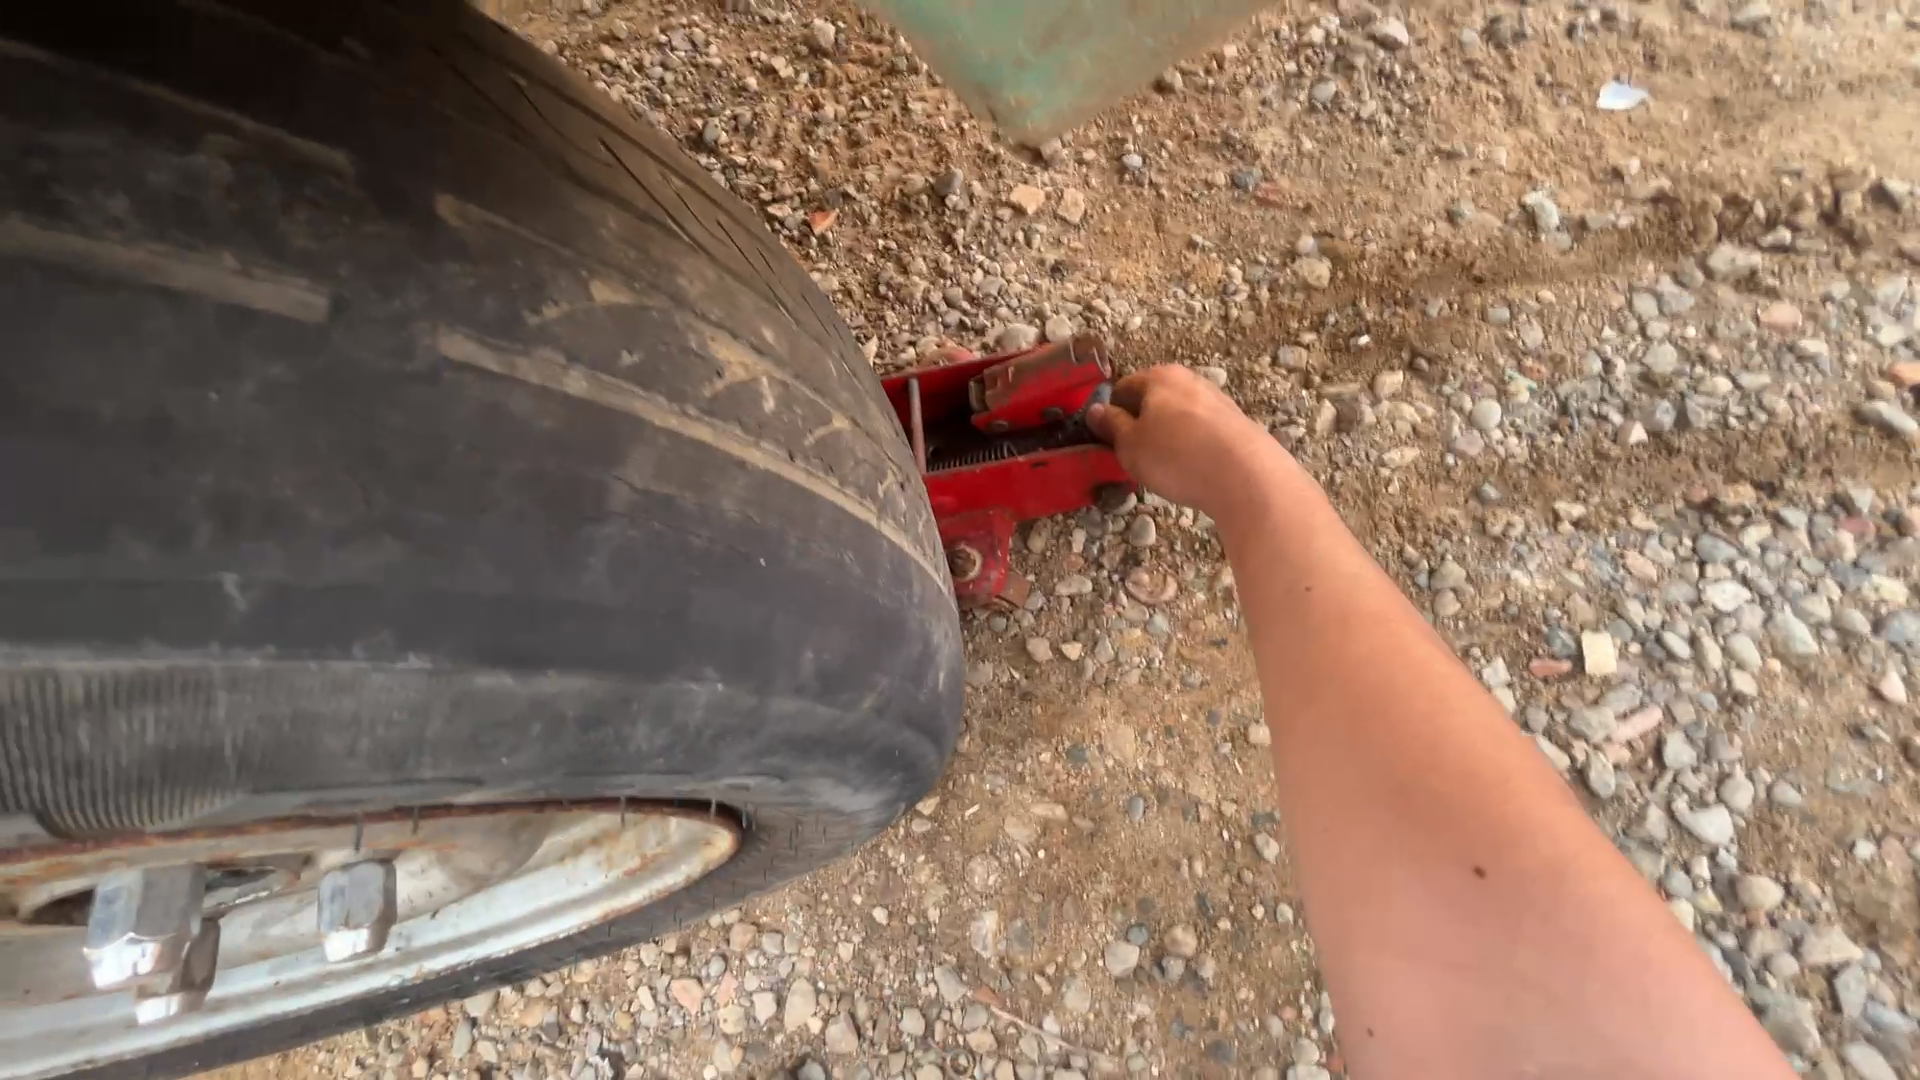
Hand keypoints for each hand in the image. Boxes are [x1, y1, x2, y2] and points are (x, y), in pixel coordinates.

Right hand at [1085, 365, 1281, 519]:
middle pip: (1153, 400)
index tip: (1108, 440)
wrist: (1245, 476)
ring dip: (1166, 437)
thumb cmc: (1176, 456)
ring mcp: (1217, 400)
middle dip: (1141, 425)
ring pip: (1178, 417)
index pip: (1122, 388)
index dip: (1110, 414)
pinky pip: (1201, 432)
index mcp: (1159, 377)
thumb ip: (1111, 425)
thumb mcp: (1130, 445)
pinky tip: (1191, 470)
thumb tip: (1096, 410)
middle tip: (1134, 457)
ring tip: (1164, 468)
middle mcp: (1190, 380)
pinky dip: (1191, 447)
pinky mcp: (1236, 424)